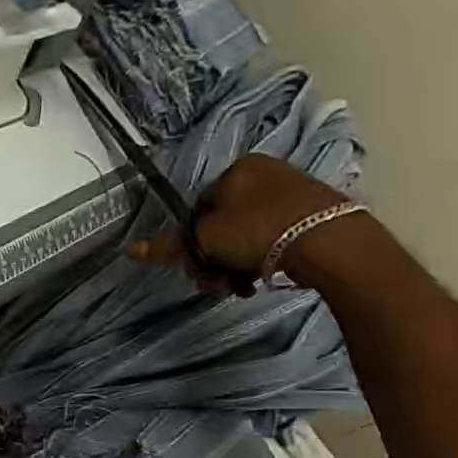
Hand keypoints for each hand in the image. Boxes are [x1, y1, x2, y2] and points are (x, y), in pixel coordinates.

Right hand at [127, 154, 347, 284]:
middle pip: (221, 225)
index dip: (192, 242)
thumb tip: (130, 249)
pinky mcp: (312, 214)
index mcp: (237, 170)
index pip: (198, 209)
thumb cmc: (257, 231)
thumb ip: (169, 246)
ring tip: (239, 287)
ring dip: (233, 266)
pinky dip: (260, 261)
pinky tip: (260, 280)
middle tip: (216, 283)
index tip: (197, 267)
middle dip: (212, 259)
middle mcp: (264, 174)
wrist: (327, 242)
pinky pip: (272, 239)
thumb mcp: (205, 240)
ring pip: (245, 236)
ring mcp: (291, 193)